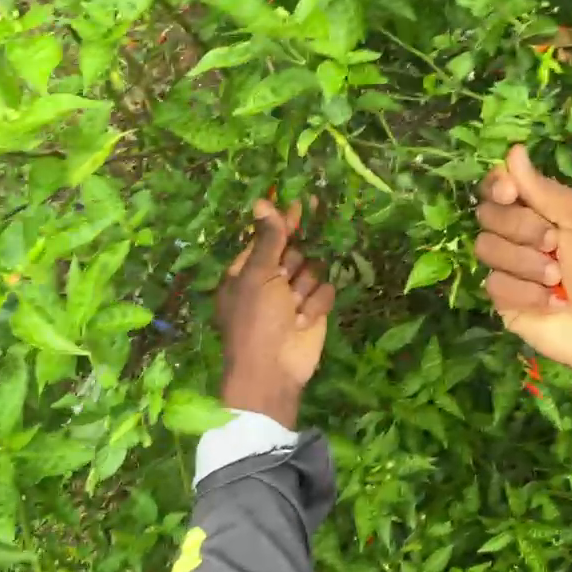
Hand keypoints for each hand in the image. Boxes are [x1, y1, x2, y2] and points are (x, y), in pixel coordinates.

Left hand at [215, 198, 335, 427]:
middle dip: (295, 261)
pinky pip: (325, 290)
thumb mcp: (257, 275)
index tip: (301, 204)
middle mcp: (269, 281)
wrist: (274, 369)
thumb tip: (262, 202)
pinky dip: (316, 304)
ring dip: (304, 286)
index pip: (267, 238)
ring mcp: (293, 296)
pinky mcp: (314, 310)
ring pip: (313, 269)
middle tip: (287, 275)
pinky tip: (304, 320)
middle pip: (294, 251)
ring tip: (293, 307)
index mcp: (246, 271)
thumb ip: (267, 239)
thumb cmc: (256, 320)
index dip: (282, 223)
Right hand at [475, 145, 571, 371]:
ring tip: (557, 278)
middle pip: (488, 213)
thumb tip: (512, 150)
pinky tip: (552, 302)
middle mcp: (521, 233)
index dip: (499, 186)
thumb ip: (545, 188)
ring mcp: (511, 266)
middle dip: (522, 229)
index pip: (500, 185)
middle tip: (554, 244)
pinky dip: (526, 293)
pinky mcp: (504, 298)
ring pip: (486, 248)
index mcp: (542, 208)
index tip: (512, 194)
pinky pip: (494, 284)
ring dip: (526, 264)